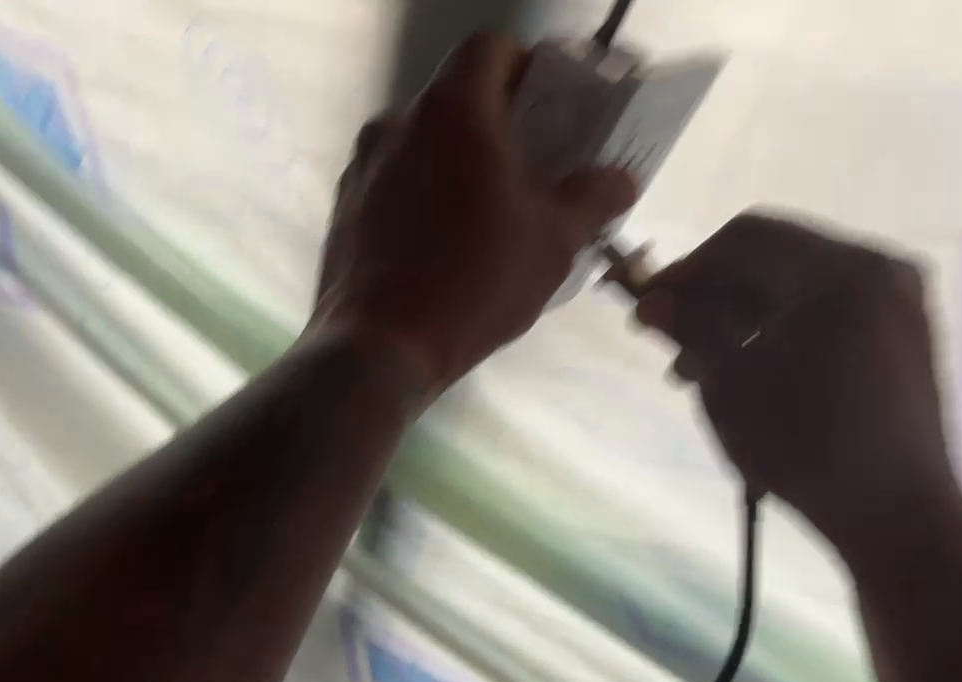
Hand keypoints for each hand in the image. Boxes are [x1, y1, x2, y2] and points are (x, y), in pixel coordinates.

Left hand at [313, 32, 635, 400]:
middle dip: (490, 125)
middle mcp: (393, 126)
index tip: (546, 107)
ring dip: (450, 168)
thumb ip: (592, 199)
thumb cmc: (471, 285)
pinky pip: (388, 190)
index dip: (524, 67)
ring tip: (479, 216)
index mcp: (449, 111)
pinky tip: (436, 248)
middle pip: (450, 102)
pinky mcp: (340, 217)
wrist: (377, 351)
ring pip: (415, 149)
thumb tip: (620, 180)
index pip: (489, 50)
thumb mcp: (552, 244)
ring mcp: (358, 172)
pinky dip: (416, 202)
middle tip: (524, 167)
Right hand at [636, 213, 961, 549]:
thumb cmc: (801, 443)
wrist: (893, 509)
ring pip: (796, 286)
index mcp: (840, 270)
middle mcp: (879, 268)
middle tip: (669, 347)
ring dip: (738, 317)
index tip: (648, 312)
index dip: (687, 268)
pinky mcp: (901, 334)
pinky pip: (825, 311)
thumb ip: (689, 328)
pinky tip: (749, 373)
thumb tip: (650, 300)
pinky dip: (776, 330)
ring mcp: (898, 300)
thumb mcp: (729, 382)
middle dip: (711, 296)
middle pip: (773, 256)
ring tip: (700, 371)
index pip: (747, 235)